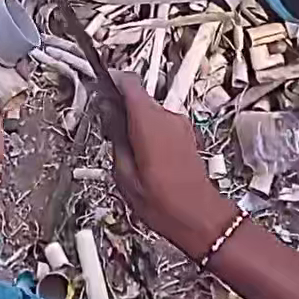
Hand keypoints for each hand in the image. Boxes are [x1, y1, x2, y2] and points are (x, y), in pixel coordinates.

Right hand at [110, 73, 238, 259]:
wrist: (198, 217)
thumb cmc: (163, 202)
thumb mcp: (124, 174)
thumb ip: (115, 138)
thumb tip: (108, 116)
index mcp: (148, 122)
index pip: (129, 83)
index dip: (112, 81)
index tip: (101, 87)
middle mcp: (167, 117)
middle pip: (139, 97)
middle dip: (121, 108)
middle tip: (108, 128)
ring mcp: (180, 124)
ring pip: (150, 110)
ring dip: (136, 121)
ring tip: (127, 149)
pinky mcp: (186, 133)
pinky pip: (162, 121)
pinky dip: (150, 129)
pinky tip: (144, 154)